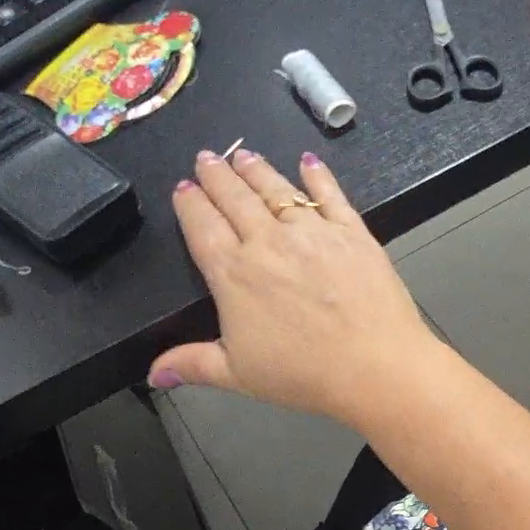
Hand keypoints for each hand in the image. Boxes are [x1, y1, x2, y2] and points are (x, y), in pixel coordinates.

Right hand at [148, 149, 443, 425]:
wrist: (375, 366)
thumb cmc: (304, 374)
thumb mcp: (240, 375)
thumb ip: (193, 364)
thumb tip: (154, 374)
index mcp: (234, 274)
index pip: (203, 227)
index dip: (191, 204)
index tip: (184, 187)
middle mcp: (269, 242)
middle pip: (236, 199)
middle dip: (218, 176)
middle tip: (207, 158)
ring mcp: (313, 233)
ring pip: (278, 190)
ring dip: (257, 170)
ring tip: (243, 155)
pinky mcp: (353, 232)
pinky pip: (331, 195)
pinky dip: (317, 176)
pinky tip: (308, 162)